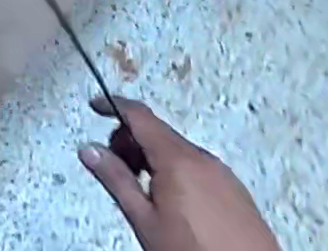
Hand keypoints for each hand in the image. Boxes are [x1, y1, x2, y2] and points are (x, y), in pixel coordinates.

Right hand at [79, 97, 280, 250]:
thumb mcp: (145, 222)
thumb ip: (116, 180)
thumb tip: (88, 149)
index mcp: (178, 158)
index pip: (139, 114)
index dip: (113, 105)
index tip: (95, 106)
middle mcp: (203, 158)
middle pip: (158, 132)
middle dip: (131, 139)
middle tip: (116, 167)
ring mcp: (225, 176)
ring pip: (178, 150)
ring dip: (153, 157)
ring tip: (144, 191)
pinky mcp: (239, 194)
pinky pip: (199, 168)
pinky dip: (177, 171)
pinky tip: (174, 204)